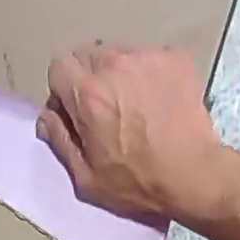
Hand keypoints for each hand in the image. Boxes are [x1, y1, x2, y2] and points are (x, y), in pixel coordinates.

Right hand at [37, 45, 239, 221]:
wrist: (192, 176)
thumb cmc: (137, 183)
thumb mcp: (86, 177)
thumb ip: (61, 142)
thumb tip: (47, 118)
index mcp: (87, 94)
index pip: (59, 68)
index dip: (63, 92)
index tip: (75, 113)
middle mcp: (115, 65)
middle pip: (88, 57)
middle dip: (89, 81)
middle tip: (104, 113)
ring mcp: (148, 58)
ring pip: (119, 55)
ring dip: (119, 76)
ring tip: (134, 109)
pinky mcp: (175, 59)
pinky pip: (149, 59)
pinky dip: (148, 76)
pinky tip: (157, 104)